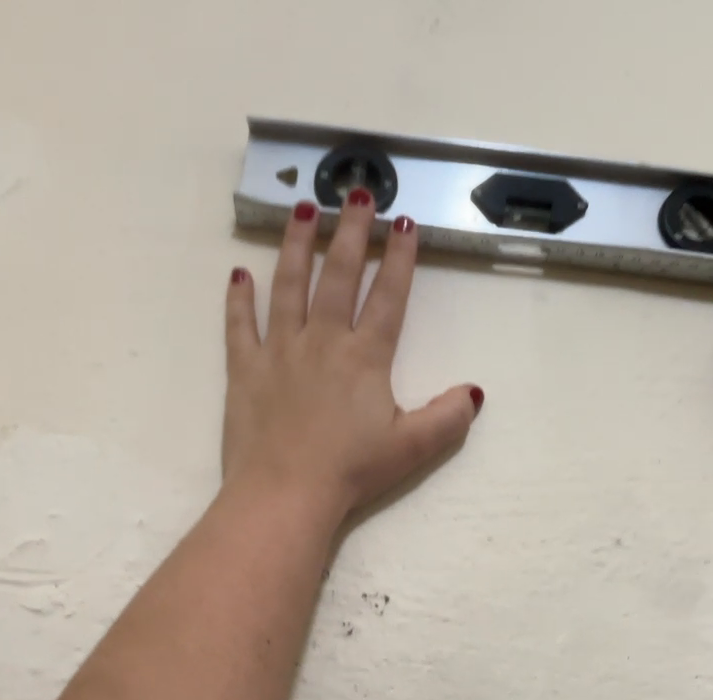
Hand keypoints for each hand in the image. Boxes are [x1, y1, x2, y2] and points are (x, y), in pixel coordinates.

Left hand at [222, 192, 482, 524]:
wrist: (285, 493)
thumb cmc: (350, 472)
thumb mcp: (411, 448)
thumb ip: (447, 419)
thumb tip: (474, 393)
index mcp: (365, 357)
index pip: (388, 297)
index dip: (400, 259)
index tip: (405, 223)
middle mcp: (322, 341)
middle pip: (338, 276)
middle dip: (351, 232)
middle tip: (356, 193)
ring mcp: (279, 351)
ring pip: (287, 286)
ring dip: (295, 245)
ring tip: (301, 209)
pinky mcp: (244, 370)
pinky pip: (239, 326)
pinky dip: (238, 299)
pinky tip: (238, 273)